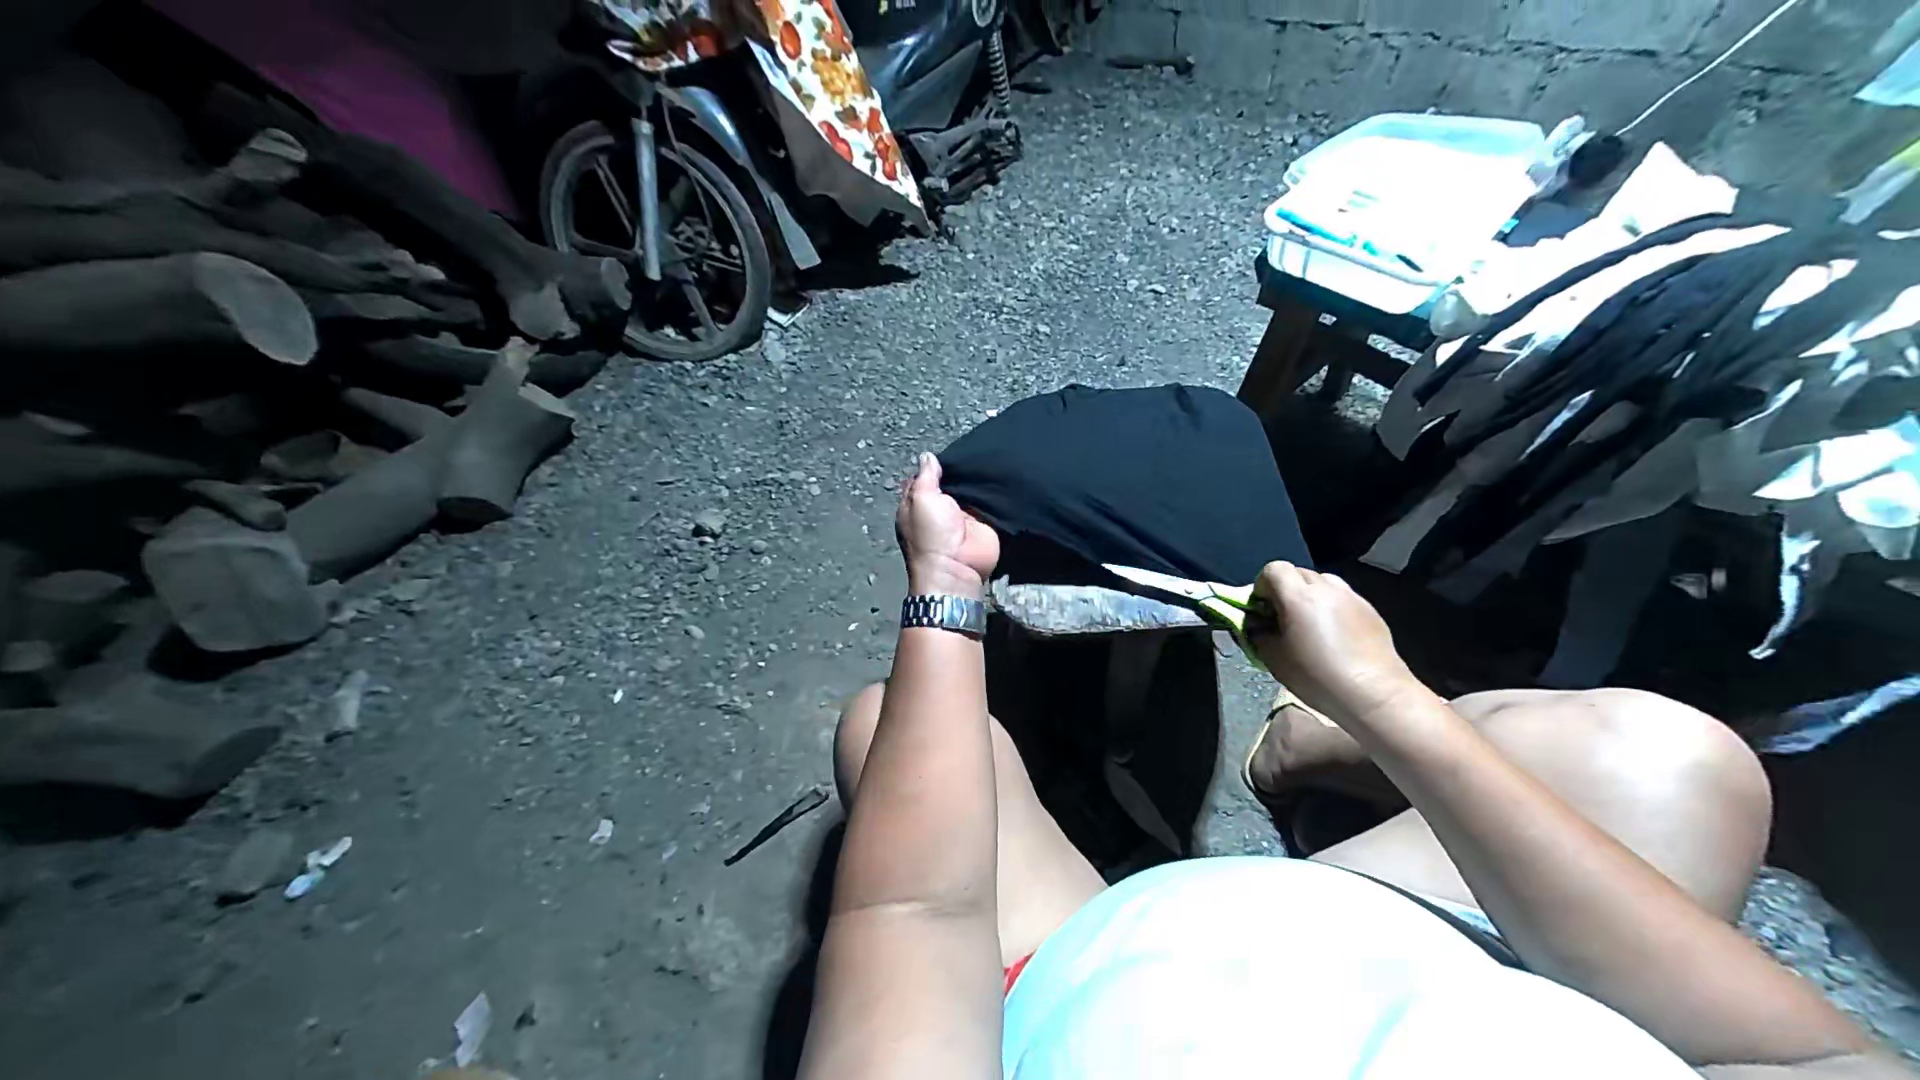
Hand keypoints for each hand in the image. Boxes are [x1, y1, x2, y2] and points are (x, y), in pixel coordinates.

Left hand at [896, 452, 998, 598]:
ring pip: (971, 488)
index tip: (949, 452)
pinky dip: (993, 492)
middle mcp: (940, 507)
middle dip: (960, 471)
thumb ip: (926, 476)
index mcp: (918, 502)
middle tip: (973, 452)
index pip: (926, 476)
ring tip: (988, 460)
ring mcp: (963, 514)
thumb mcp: (921, 498)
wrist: (957, 569)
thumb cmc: (931, 536)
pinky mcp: (984, 521)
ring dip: (978, 480)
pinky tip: (999, 476)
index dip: (935, 465)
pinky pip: (989, 501)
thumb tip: (928, 456)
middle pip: (951, 481)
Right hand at [1250, 561, 1427, 720]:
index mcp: (1299, 596)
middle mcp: (1326, 588)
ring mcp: (1352, 597)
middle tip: (1284, 618)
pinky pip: (1343, 597)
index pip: (1273, 569)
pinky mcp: (1370, 610)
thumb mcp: (1273, 658)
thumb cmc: (1317, 676)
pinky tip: (1335, 634)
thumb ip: (1258, 633)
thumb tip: (1258, 624)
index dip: (1262, 586)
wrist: (1373, 694)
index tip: (1262, 610)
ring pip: (1323, 581)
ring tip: (1310, 622)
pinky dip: (1332, 606)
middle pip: (1298, 573)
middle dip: (1285, 589)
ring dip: (1310, 594)